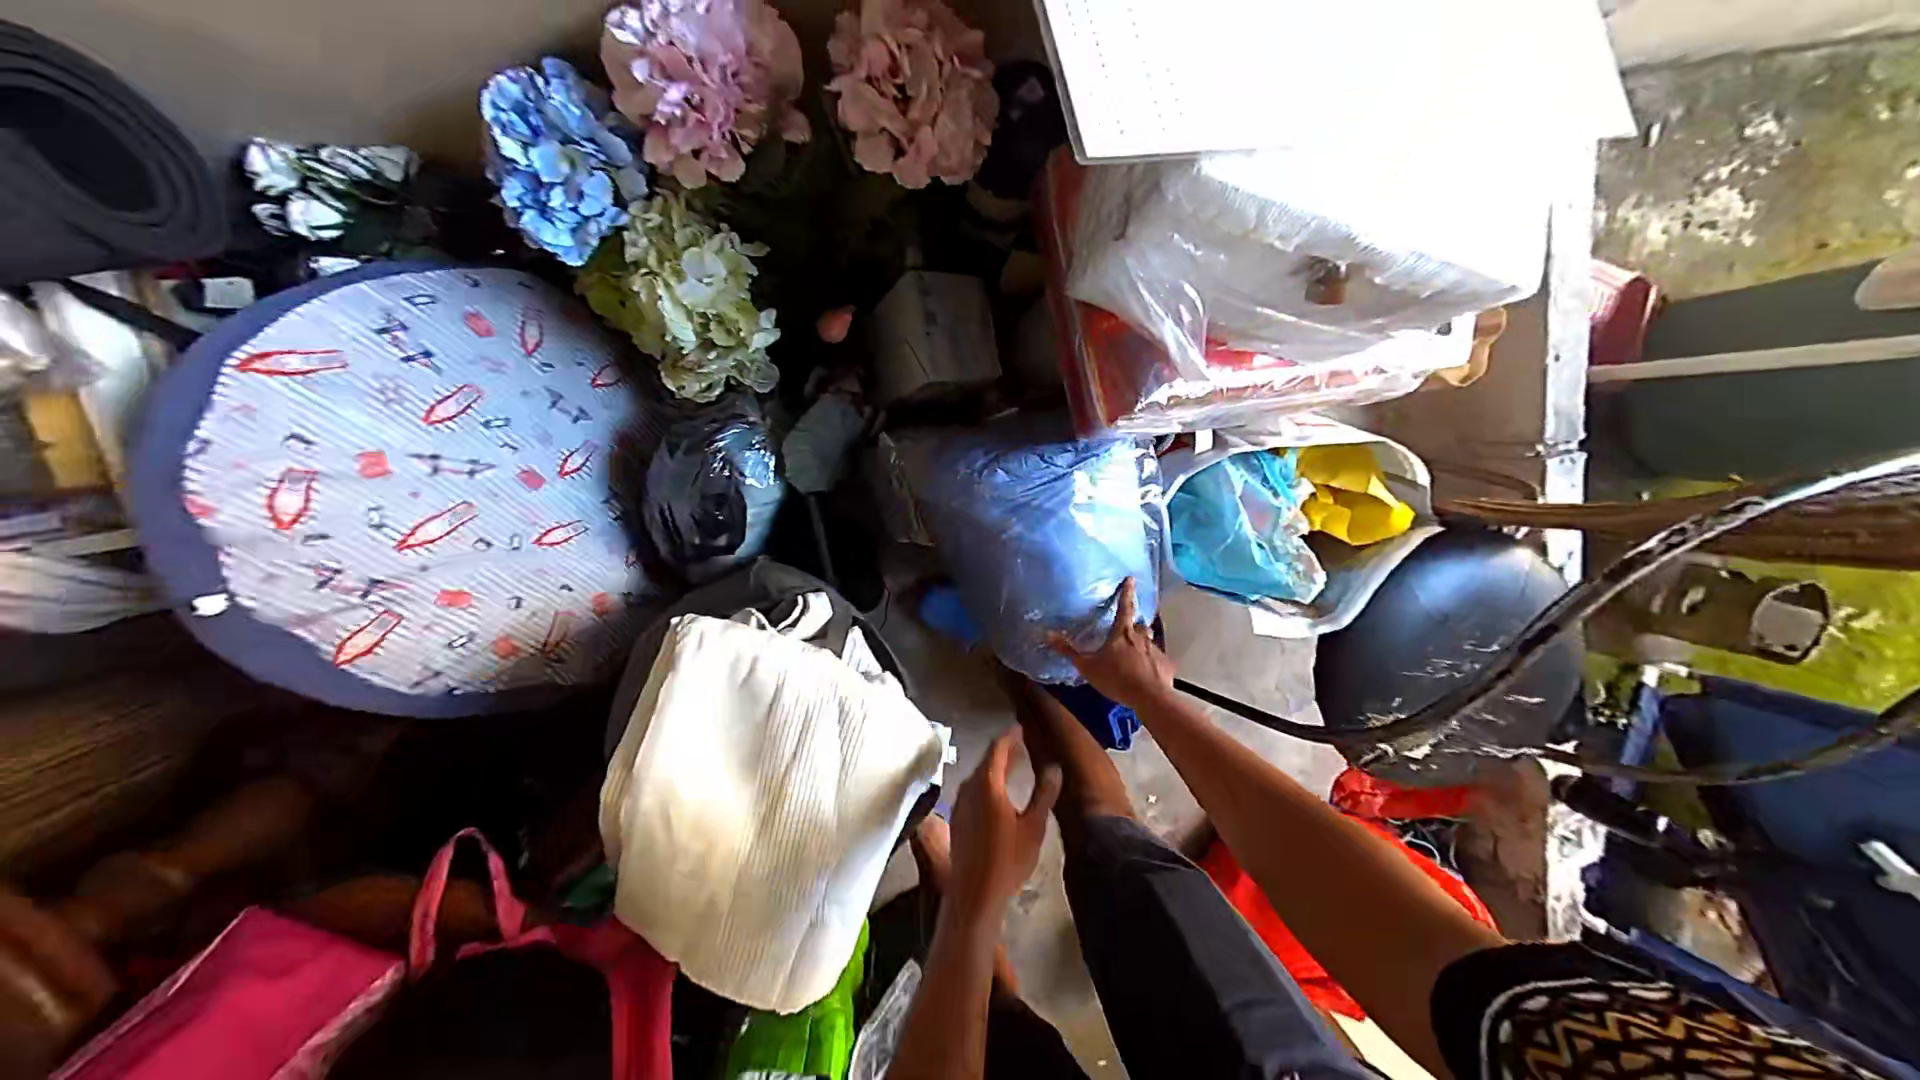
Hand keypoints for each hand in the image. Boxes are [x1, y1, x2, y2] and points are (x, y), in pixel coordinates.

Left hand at [948, 731, 1061, 919]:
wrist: (974, 895)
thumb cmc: (1008, 861)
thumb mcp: (1034, 827)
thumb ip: (1044, 794)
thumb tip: (1053, 768)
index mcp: (988, 784)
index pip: (998, 748)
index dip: (1010, 736)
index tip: (1020, 728)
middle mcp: (969, 787)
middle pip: (986, 760)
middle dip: (1004, 751)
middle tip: (1021, 745)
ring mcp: (959, 802)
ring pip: (978, 775)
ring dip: (995, 768)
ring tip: (1014, 767)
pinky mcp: (957, 817)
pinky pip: (972, 789)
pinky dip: (987, 783)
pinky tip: (998, 794)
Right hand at [1047, 578, 1174, 708]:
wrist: (1149, 697)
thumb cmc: (1116, 678)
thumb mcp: (1087, 666)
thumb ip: (1068, 651)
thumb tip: (1047, 634)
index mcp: (1121, 633)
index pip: (1124, 606)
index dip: (1126, 592)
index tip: (1130, 579)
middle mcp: (1141, 637)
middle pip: (1139, 625)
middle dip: (1134, 625)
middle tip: (1130, 628)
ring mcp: (1156, 650)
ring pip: (1149, 642)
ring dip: (1143, 644)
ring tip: (1137, 654)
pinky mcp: (1165, 665)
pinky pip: (1158, 660)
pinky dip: (1152, 664)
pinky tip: (1148, 674)